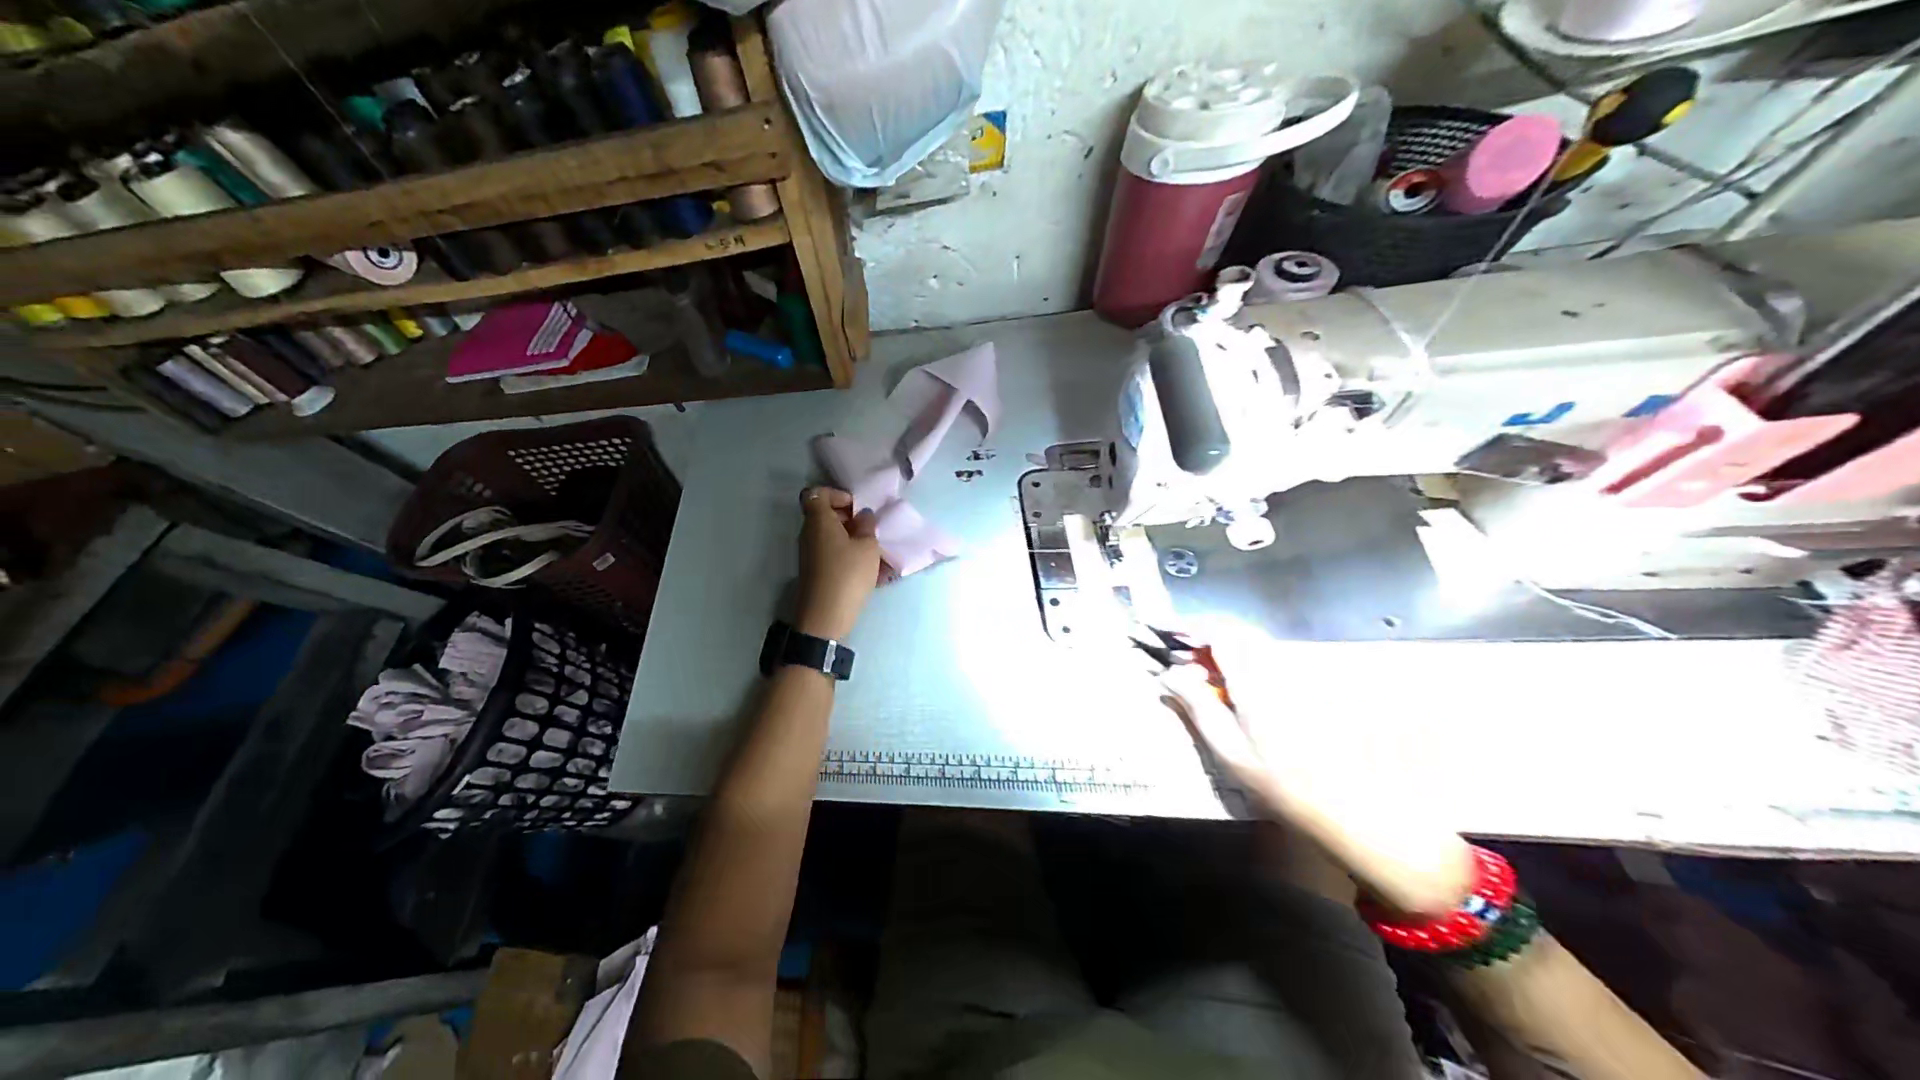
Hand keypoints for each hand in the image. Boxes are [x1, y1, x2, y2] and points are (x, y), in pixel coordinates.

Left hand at [794, 487, 881, 640]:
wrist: (825, 616)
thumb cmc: (847, 574)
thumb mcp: (867, 546)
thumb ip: (867, 525)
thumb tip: (862, 515)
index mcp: (819, 520)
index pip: (816, 493)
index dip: (836, 494)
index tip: (856, 507)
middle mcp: (810, 533)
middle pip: (826, 514)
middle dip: (850, 518)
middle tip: (870, 529)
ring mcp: (811, 553)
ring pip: (832, 536)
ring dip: (853, 539)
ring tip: (876, 553)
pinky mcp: (816, 571)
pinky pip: (834, 554)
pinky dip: (850, 556)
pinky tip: (872, 572)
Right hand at [1157, 633, 1476, 914]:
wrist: (1336, 803)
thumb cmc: (1275, 781)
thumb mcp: (1227, 749)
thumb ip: (1198, 706)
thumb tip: (1169, 675)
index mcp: (1254, 684)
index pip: (1223, 637)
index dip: (1195, 635)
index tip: (1176, 644)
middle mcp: (1275, 672)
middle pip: (1240, 632)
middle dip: (1209, 637)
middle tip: (1188, 657)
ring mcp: (1293, 678)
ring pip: (1255, 643)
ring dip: (1227, 647)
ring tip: (1206, 670)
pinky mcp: (1303, 689)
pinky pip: (1268, 659)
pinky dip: (1245, 659)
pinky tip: (1234, 684)